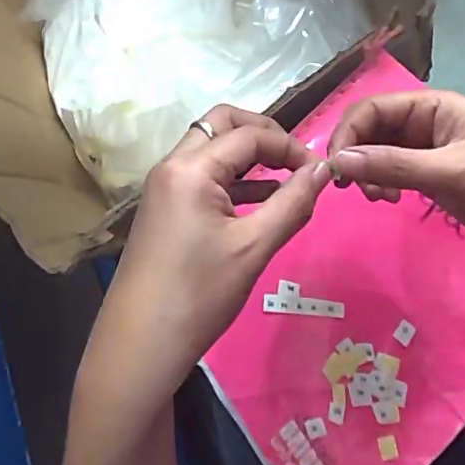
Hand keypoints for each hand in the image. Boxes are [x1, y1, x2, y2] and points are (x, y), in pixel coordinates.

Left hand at [94, 105, 331, 389]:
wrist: (142, 339)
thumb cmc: (200, 293)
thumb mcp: (254, 248)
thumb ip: (292, 203)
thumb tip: (322, 169)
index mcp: (190, 167)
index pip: (247, 135)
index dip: (288, 146)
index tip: (319, 170)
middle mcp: (172, 164)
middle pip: (220, 125)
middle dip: (261, 134)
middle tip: (295, 160)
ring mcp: (164, 184)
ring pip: (210, 148)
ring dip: (247, 156)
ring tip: (287, 180)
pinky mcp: (164, 204)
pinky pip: (202, 175)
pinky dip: (232, 179)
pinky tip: (263, 200)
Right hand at [325, 89, 464, 264]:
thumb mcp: (455, 174)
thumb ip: (394, 165)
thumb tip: (338, 161)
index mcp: (433, 106)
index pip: (372, 109)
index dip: (348, 133)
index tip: (335, 167)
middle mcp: (424, 122)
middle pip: (369, 129)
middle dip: (356, 155)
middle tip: (355, 189)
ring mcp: (426, 149)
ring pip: (375, 152)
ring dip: (366, 172)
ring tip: (377, 197)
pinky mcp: (430, 175)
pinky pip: (389, 171)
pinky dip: (380, 182)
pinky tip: (388, 199)